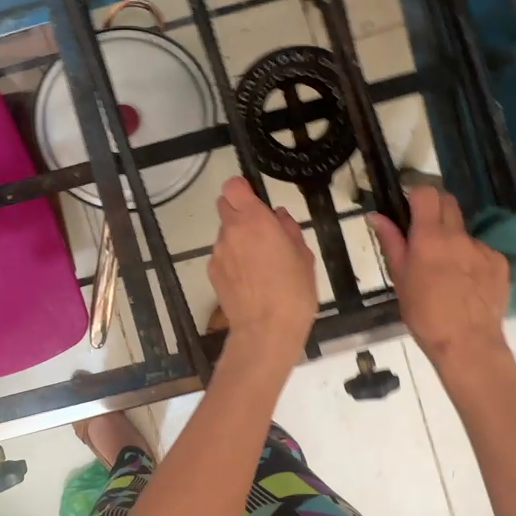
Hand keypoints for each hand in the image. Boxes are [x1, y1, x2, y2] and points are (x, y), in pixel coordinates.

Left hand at [209, 177, 316, 359]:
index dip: (242, 189)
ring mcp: (218, 252)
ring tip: (258, 263)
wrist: (266, 330)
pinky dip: (232, 260)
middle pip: (225, 205)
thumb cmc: (293, 291)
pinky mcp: (212, 271)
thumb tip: (278, 217)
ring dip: (237, 239)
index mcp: (254, 220)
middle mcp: (231, 231)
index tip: (254, 199)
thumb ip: (288, 229)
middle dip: (239, 211)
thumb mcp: (303, 255)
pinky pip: (222, 255)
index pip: (233, 186)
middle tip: (259, 230)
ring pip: (224, 233)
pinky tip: (248, 279)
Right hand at [369, 187, 512, 381]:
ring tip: (445, 270)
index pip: (426, 193)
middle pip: (448, 202)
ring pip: (463, 230)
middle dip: (434, 208)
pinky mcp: (500, 262)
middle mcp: (458, 236)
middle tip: (422, 230)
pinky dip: (470, 259)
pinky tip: (465, 283)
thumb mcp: (400, 278)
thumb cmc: (424, 314)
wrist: (467, 344)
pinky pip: (480, 251)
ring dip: (452, 239)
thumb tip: (377, 216)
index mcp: (429, 237)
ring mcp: (482, 248)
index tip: (408, 204)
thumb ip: (391, 242)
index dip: (415, 193)